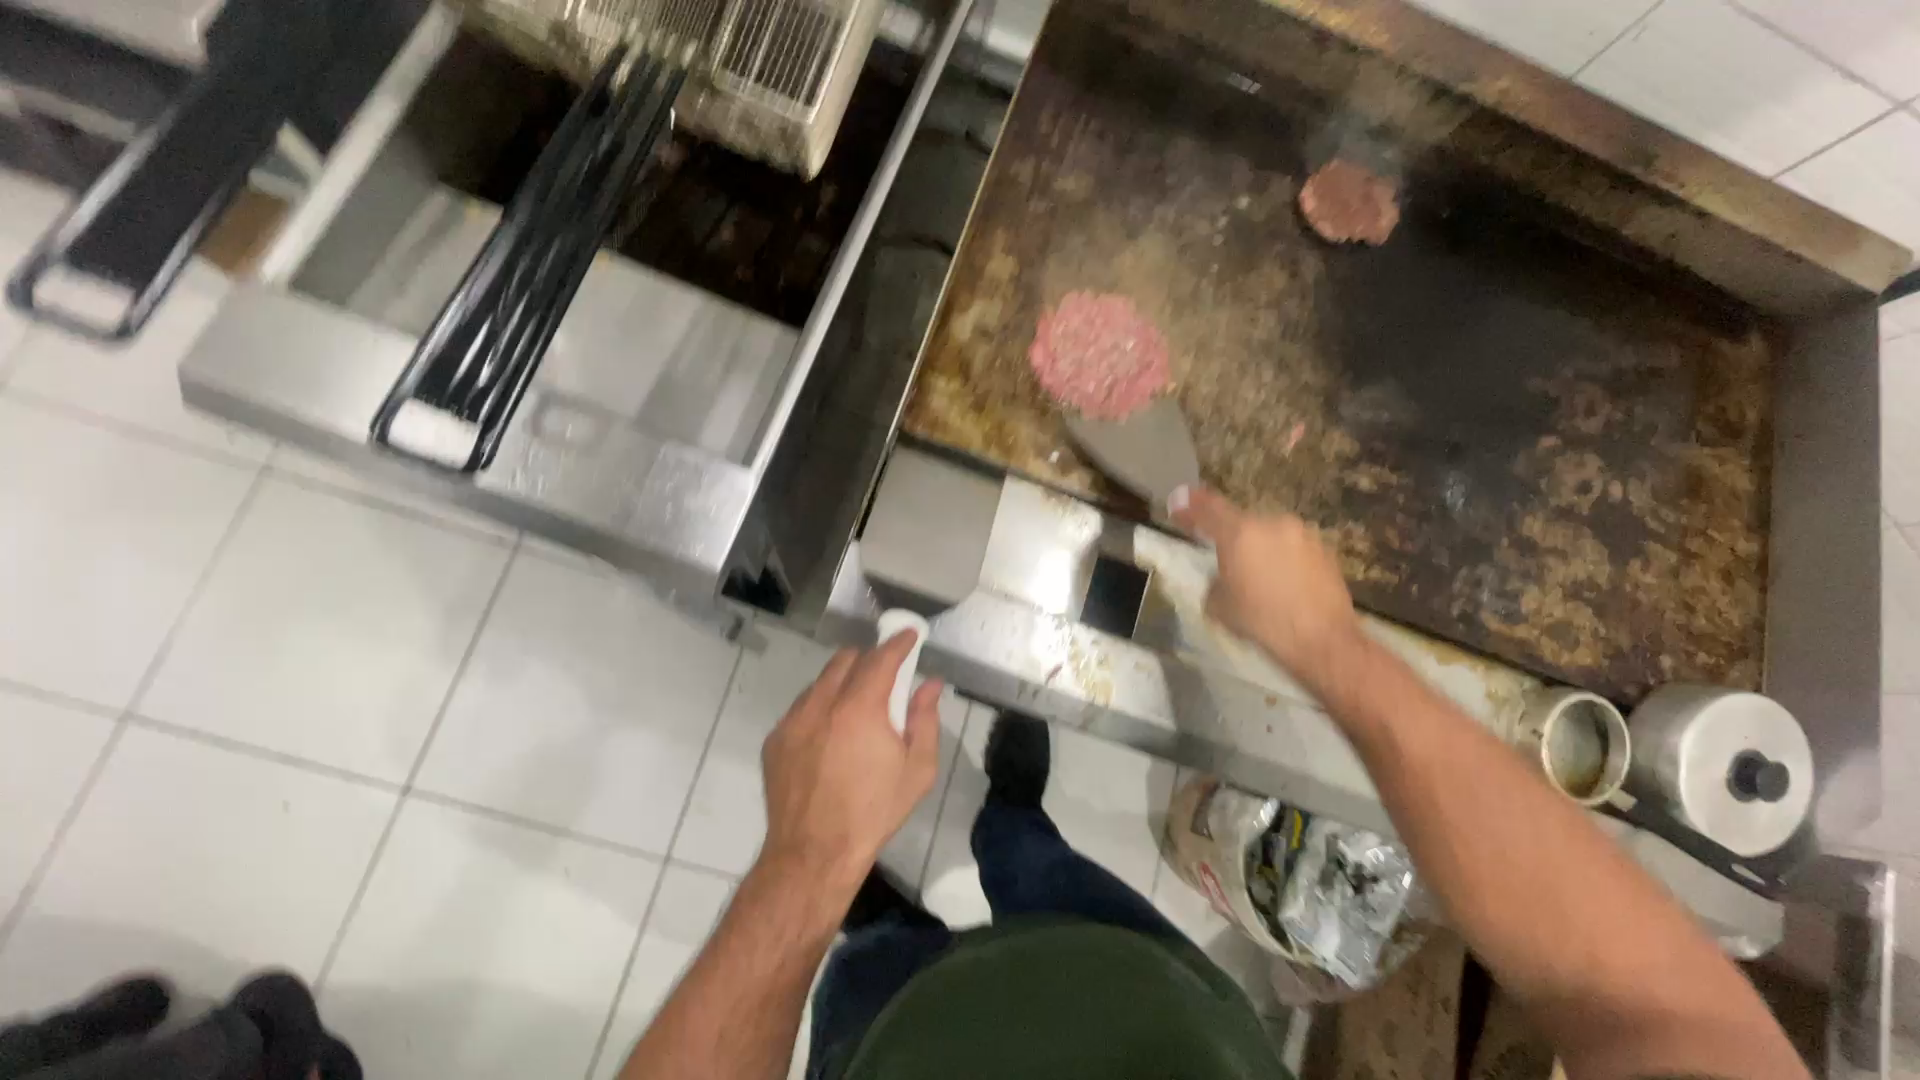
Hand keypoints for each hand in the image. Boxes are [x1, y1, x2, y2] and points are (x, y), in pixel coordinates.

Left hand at [759, 631, 943, 893]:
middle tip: (886, 675)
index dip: (898, 644)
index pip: (881, 659)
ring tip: (857, 710)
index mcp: (860, 709)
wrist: (814, 853)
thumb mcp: (916, 770)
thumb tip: (930, 685)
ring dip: (842, 683)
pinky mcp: (775, 740)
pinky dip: (820, 708)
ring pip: (820, 682)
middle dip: (869, 659)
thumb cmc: (874, 813)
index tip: (908, 636)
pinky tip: (831, 736)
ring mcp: (793, 721)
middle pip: (846, 660)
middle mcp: (821, 705)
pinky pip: (802, 708)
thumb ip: (924, 720)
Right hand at [1168, 485, 1362, 680]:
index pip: (1208, 508)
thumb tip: (1222, 578)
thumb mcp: (1219, 606)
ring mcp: (1303, 534)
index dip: (1190, 505)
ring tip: (1259, 576)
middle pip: (1242, 521)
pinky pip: (1293, 547)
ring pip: (1271, 533)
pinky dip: (1283, 559)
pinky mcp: (1325, 550)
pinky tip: (1284, 583)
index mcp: (1239, 533)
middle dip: (1231, 535)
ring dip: (1260, 547)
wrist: (1322, 640)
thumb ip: (1214, 581)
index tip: (1178, 505)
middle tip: (1225, 558)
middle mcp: (1272, 524)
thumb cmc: (1262, 622)